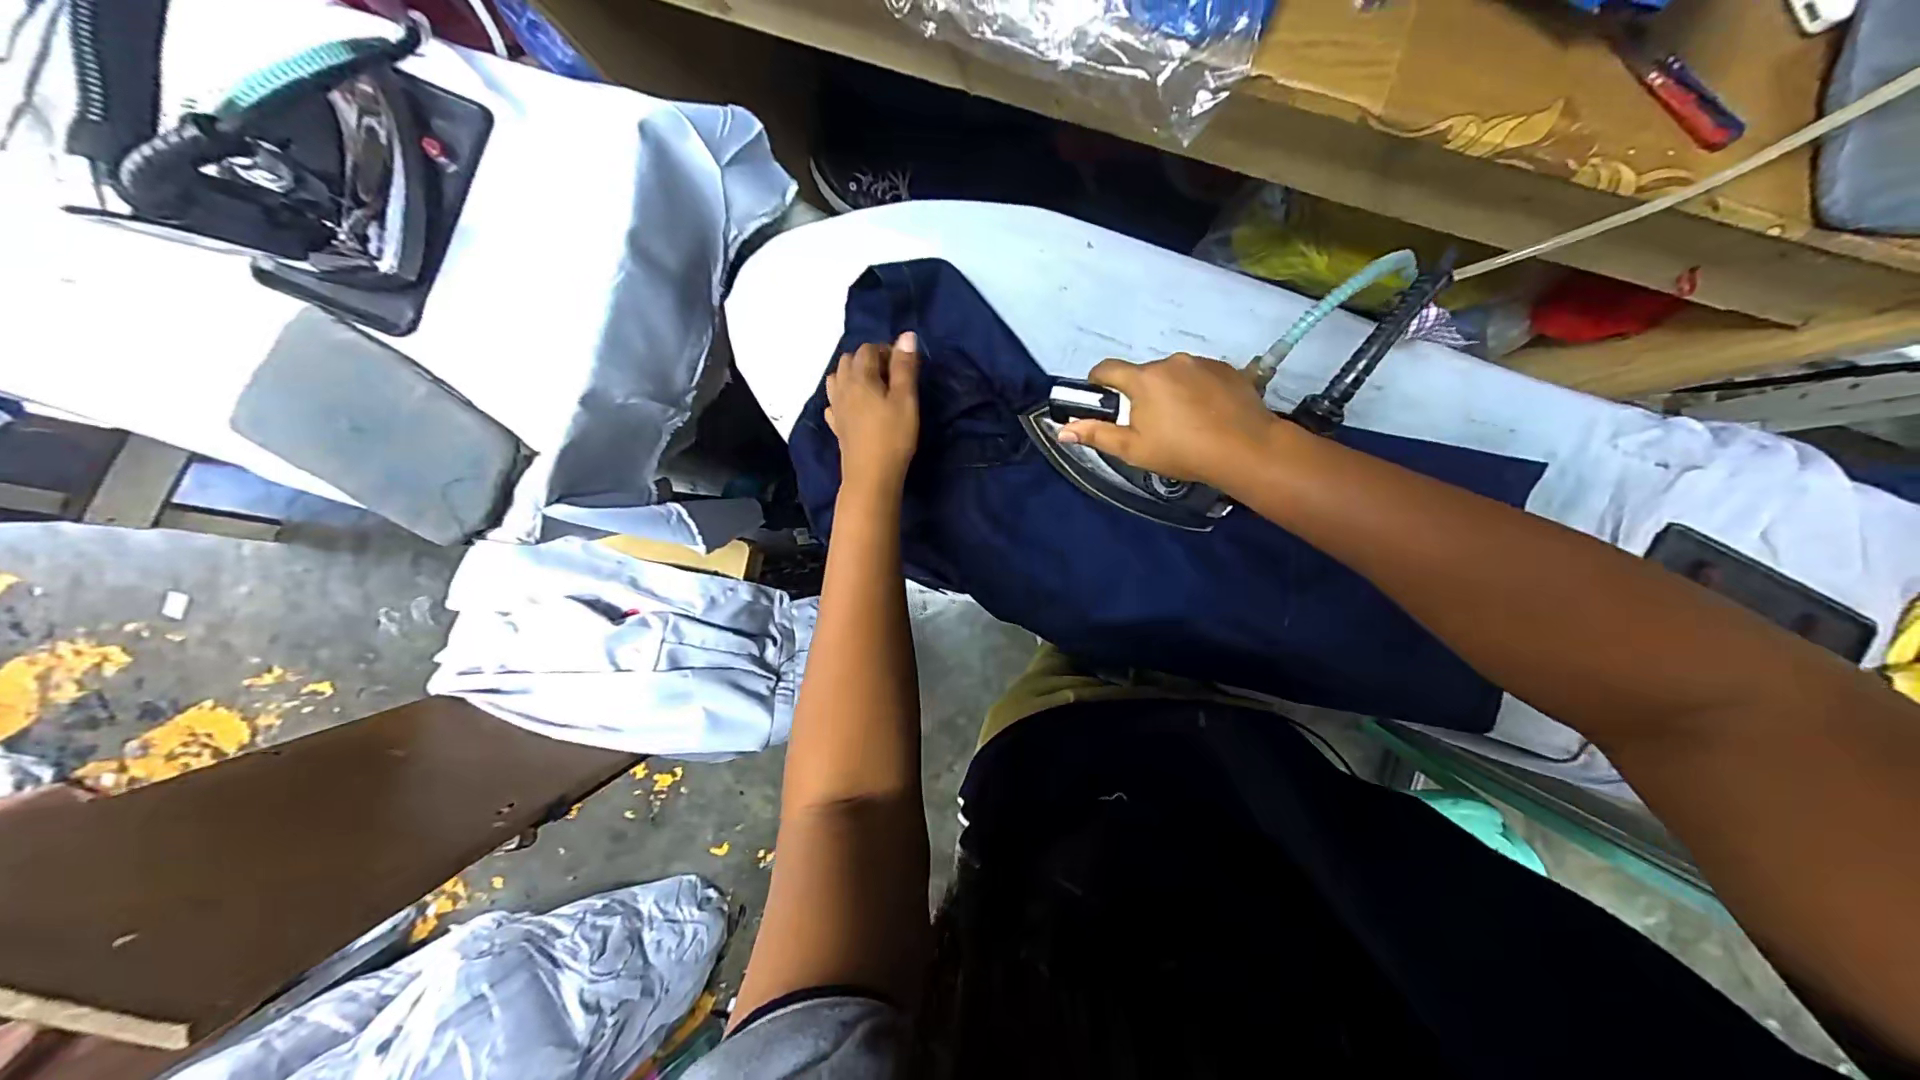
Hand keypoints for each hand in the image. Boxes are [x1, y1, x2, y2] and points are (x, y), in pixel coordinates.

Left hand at [826, 332, 920, 491]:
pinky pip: (834, 402)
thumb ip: (905, 366)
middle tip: (891, 376)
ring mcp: (836, 407)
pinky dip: (844, 397)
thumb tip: (906, 335)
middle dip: (868, 360)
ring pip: (838, 378)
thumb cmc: (893, 436)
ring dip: (853, 375)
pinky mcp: (836, 425)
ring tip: (873, 388)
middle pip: (849, 360)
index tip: (904, 366)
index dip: (887, 351)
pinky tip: (856, 407)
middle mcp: (842, 387)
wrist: (871, 476)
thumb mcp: (906, 399)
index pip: (868, 349)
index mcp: (860, 376)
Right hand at [1058, 353, 1287, 489]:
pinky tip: (1207, 414)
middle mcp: (1170, 362)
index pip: (1107, 368)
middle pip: (1143, 374)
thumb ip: (1097, 435)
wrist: (1246, 448)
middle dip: (1140, 394)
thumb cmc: (1183, 451)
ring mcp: (1201, 362)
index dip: (1097, 381)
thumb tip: (1063, 430)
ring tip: (1184, 421)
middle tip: (1149, 425)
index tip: (1099, 397)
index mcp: (1143, 380)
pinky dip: (1197, 390)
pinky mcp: (1227, 369)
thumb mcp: (1134, 449)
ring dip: (1170, 391)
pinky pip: (1200, 375)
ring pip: (1173, 374)